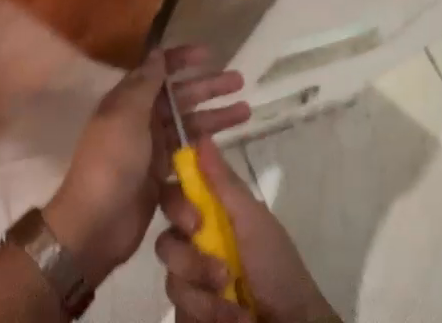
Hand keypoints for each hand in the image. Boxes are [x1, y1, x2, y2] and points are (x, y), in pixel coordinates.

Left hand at [42, 45, 248, 286]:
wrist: (97, 223)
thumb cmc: (112, 162)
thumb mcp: (126, 116)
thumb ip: (144, 84)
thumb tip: (156, 52)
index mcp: (128, 101)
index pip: (157, 71)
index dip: (181, 60)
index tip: (209, 54)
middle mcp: (140, 120)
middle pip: (179, 98)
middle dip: (208, 88)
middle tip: (239, 81)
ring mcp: (152, 149)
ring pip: (188, 126)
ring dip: (215, 117)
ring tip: (246, 111)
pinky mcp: (162, 176)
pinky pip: (188, 156)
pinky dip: (206, 150)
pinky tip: (226, 146)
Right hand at [157, 140, 335, 322]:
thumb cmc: (277, 268)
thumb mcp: (254, 221)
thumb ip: (224, 183)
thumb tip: (201, 136)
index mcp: (212, 215)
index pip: (175, 195)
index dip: (176, 205)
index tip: (196, 221)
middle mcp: (196, 243)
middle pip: (164, 237)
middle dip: (190, 258)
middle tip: (222, 272)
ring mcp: (191, 279)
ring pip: (170, 275)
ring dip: (204, 290)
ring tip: (233, 302)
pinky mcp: (188, 308)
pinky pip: (177, 304)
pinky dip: (205, 312)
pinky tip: (228, 316)